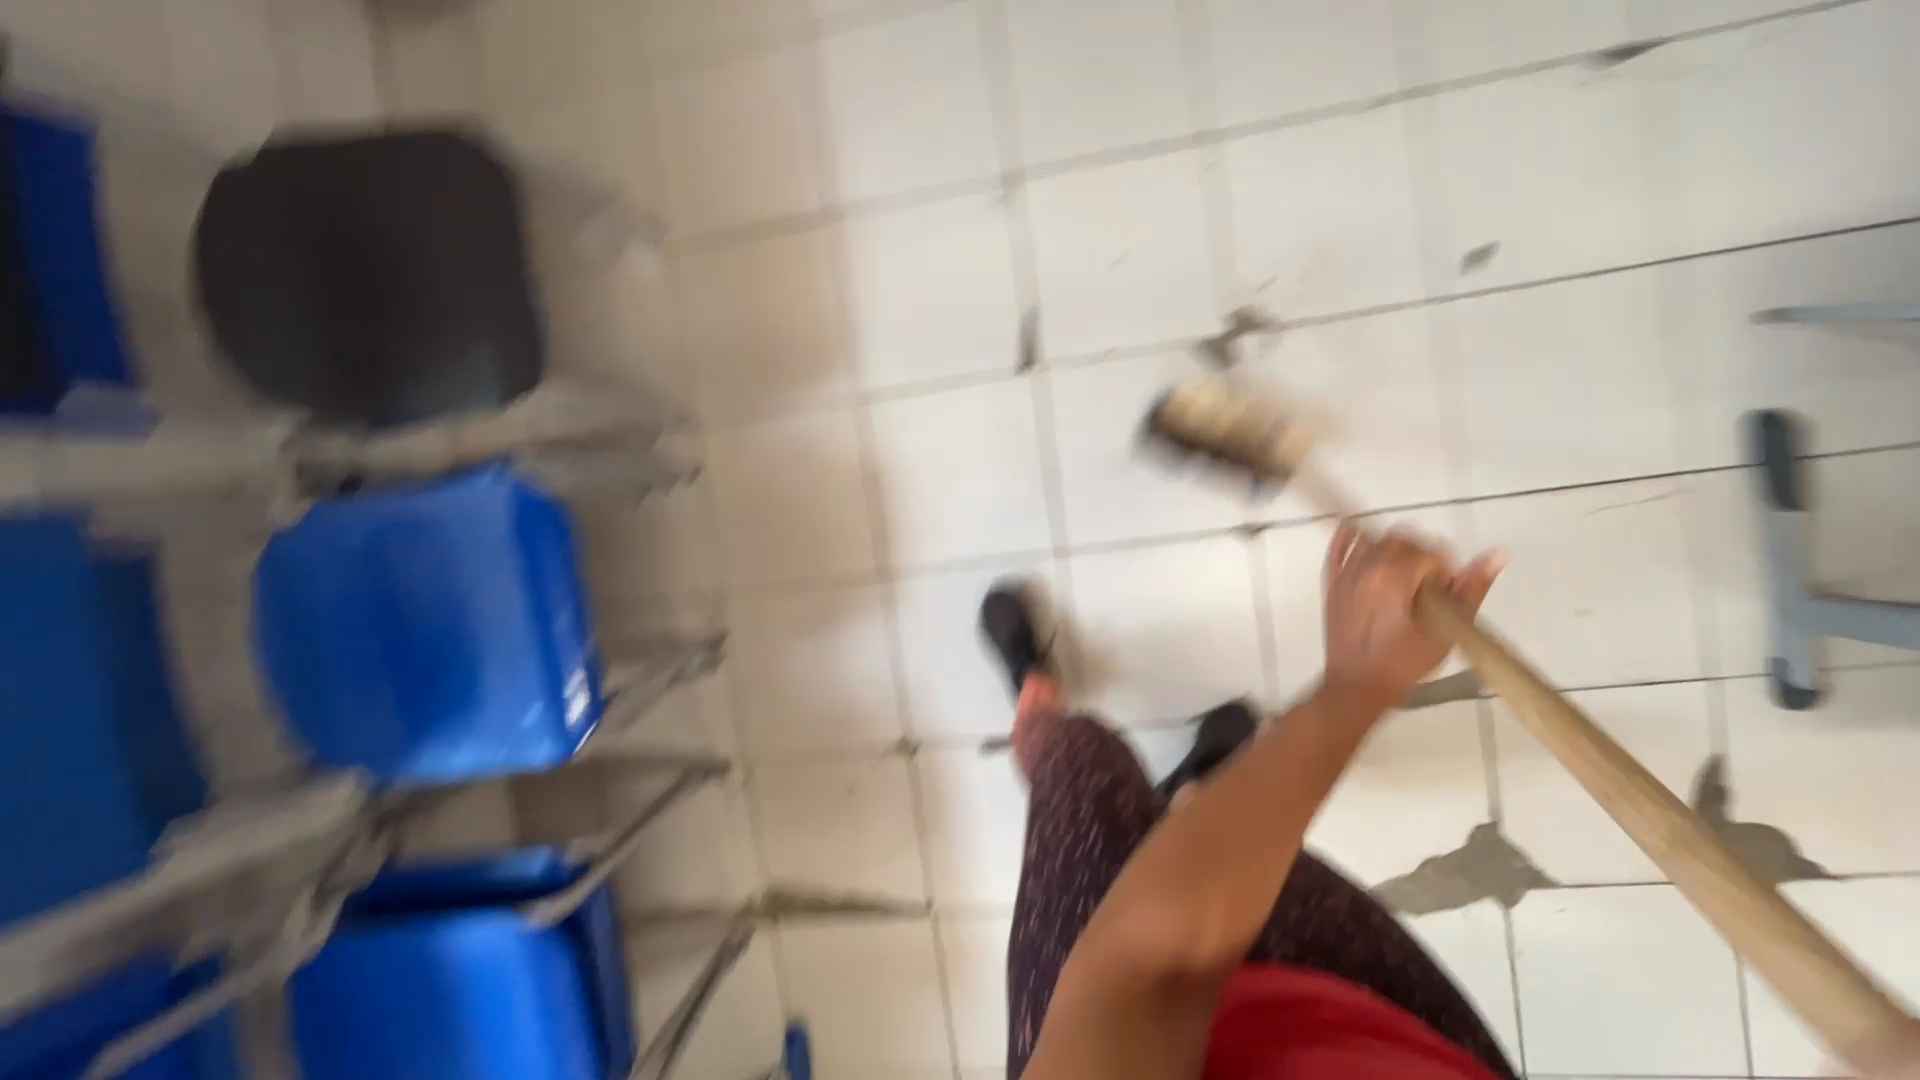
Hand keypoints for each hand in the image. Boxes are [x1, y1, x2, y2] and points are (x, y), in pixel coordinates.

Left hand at [1320, 524, 1503, 713]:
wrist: (1358, 684)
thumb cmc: (1403, 663)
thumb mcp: (1446, 631)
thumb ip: (1471, 589)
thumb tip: (1497, 555)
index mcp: (1396, 575)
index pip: (1431, 552)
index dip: (1445, 571)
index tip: (1445, 592)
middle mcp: (1367, 566)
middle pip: (1402, 540)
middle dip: (1421, 556)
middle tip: (1427, 585)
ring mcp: (1345, 573)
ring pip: (1373, 539)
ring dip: (1392, 549)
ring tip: (1403, 576)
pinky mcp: (1330, 583)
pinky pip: (1337, 547)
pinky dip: (1350, 538)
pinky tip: (1364, 543)